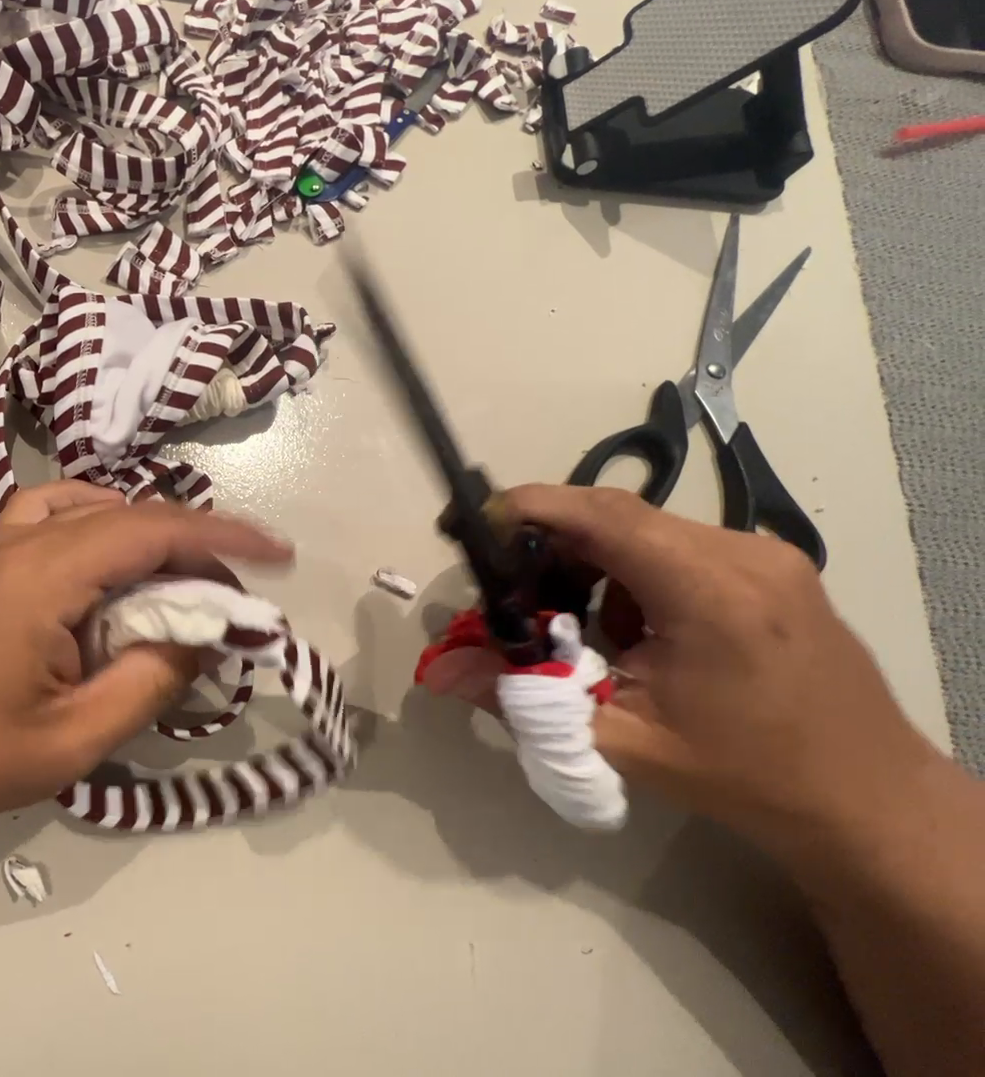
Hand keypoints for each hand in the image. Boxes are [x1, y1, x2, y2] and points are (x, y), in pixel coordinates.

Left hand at [0, 482, 291, 827]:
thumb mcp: (71, 740)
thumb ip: (148, 682)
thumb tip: (202, 637)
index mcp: (44, 577)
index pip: (151, 532)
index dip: (223, 538)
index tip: (279, 554)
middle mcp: (20, 542)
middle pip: (125, 516)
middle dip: (192, 545)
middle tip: (233, 596)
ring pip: (87, 509)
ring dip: (143, 533)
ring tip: (178, 581)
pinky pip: (50, 519)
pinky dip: (95, 528)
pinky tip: (106, 570)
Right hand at [421, 484, 938, 854]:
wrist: (865, 798)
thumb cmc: (741, 772)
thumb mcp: (617, 739)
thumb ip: (521, 696)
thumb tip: (439, 668)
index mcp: (710, 593)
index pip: (603, 516)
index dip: (530, 507)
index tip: (472, 522)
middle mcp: (743, 556)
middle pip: (615, 516)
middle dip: (547, 541)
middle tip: (505, 586)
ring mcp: (764, 558)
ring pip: (642, 529)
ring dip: (586, 560)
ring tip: (566, 620)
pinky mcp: (770, 569)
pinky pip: (673, 546)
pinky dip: (625, 572)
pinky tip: (625, 628)